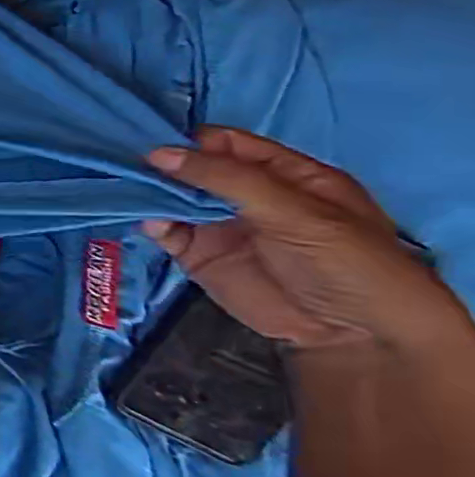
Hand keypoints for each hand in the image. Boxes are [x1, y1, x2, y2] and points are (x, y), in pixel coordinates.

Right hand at [143, 127, 460, 350]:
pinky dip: (148, 222)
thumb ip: (226, 178)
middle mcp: (245, 194)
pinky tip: (149, 223)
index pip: (225, 143)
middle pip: (189, 167)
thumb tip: (156, 153)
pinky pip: (161, 228)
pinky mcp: (195, 250)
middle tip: (124, 162)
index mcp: (283, 175)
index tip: (151, 141)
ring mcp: (217, 223)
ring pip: (168, 195)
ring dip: (146, 191)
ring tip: (126, 187)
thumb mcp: (295, 212)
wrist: (352, 335)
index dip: (190, 140)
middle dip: (157, 163)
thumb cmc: (345, 263)